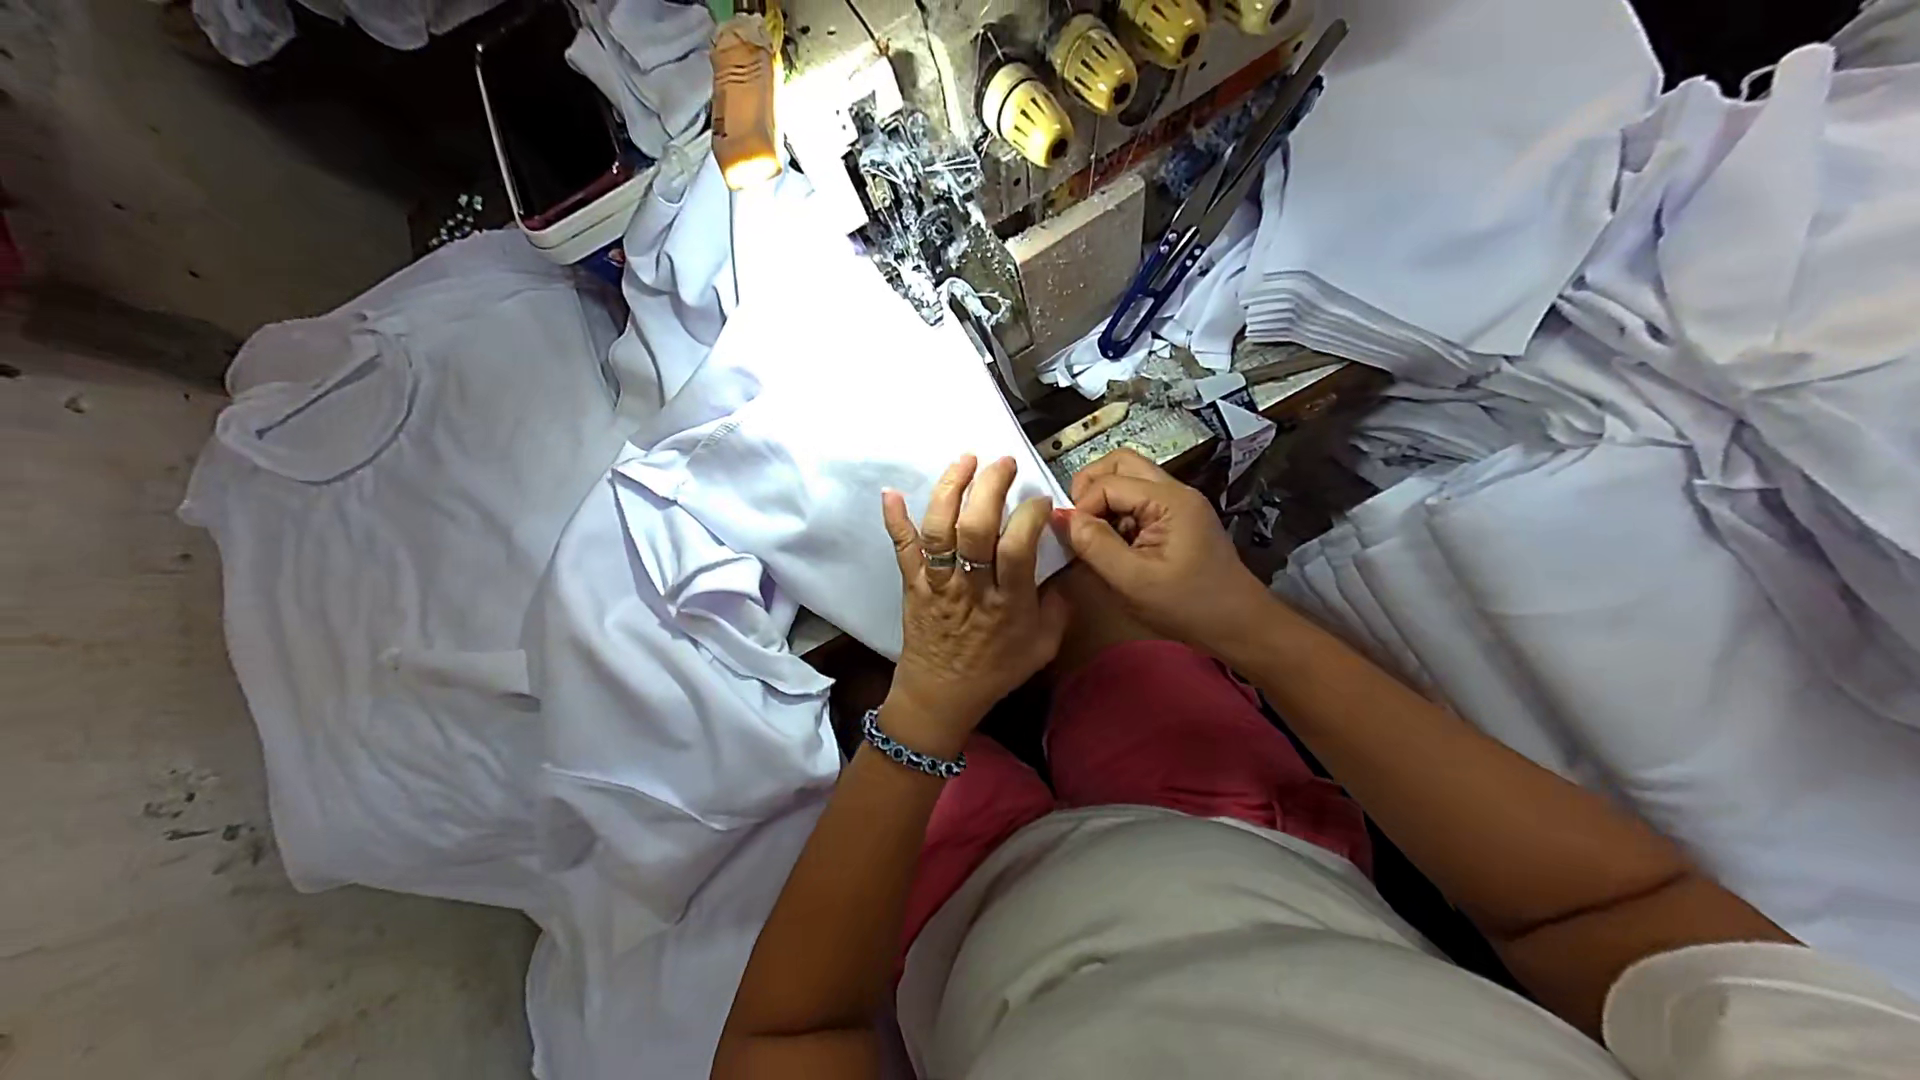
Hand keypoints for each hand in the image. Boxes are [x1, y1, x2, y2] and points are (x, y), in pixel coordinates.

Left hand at [880, 454, 1070, 759]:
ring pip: (939, 531)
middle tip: (1002, 463)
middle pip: (975, 529)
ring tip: (965, 460)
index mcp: (1008, 603)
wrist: (942, 694)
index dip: (1029, 516)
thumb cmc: (996, 669)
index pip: (1018, 548)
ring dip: (950, 491)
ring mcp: (937, 584)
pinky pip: (902, 549)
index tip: (1039, 499)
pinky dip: (895, 520)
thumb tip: (1066, 561)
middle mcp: (971, 588)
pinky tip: (892, 492)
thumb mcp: (1043, 645)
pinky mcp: (913, 584)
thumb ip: (1058, 604)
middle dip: (989, 488)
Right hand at [1054, 448, 1274, 653]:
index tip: (1073, 539)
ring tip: (1095, 536)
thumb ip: (1096, 546)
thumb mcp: (1134, 581)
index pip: (1109, 483)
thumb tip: (1063, 519)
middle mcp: (1174, 491)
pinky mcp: (1175, 518)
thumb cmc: (1189, 606)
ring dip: (1103, 501)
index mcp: (1169, 500)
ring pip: (1127, 478)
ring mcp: (1177, 502)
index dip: (1083, 507)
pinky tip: (1114, 545)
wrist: (1238, 625)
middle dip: (1089, 487)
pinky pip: (1136, 500)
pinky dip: (1116, 514)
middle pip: (1120, 463)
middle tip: (1078, 523)